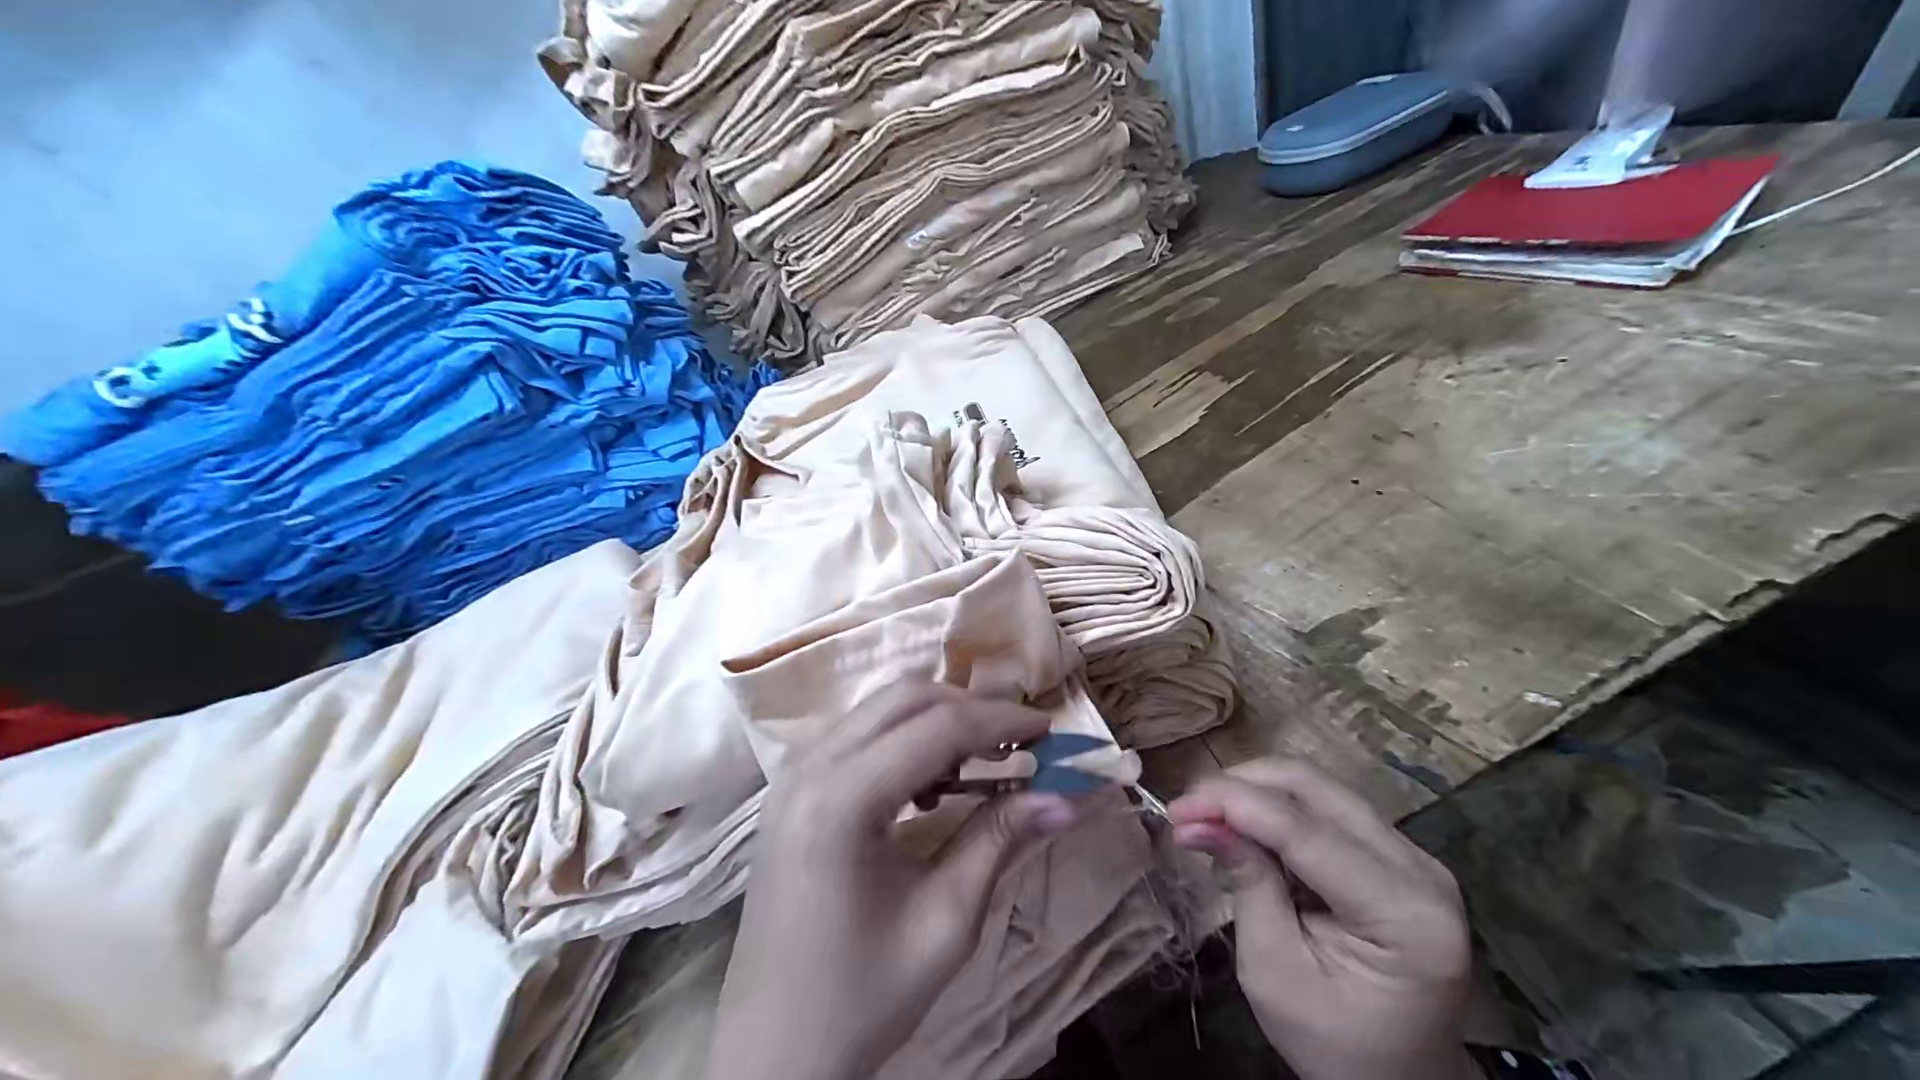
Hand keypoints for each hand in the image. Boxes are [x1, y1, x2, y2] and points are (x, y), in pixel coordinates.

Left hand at [707, 683, 1077, 1079]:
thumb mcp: (945, 922)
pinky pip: (858, 735)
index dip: (1000, 721)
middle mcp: (808, 769)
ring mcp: (792, 775)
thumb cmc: (862, 995)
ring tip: (982, 764)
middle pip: (903, 699)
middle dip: (969, 710)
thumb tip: (1066, 798)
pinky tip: (931, 785)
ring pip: (879, 709)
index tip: (1050, 730)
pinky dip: (904, 739)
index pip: (936, 728)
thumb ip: (999, 841)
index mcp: (840, 802)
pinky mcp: (792, 789)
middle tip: (1020, 744)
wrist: (774, 1048)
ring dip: (937, 721)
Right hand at [1170, 760, 1475, 1079]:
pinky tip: (1245, 830)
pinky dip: (1275, 808)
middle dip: (1240, 785)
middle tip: (1188, 808)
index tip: (1175, 809)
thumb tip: (1197, 820)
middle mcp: (1420, 869)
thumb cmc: (1334, 1043)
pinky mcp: (1397, 853)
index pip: (1304, 830)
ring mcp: (1413, 856)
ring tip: (1209, 818)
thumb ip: (1246, 883)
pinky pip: (1326, 807)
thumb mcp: (1273, 969)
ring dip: (1254, 792)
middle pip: (1314, 788)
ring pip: (1317, 787)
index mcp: (1404, 913)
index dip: (1232, 804)